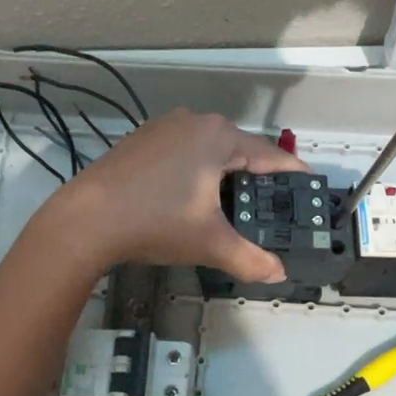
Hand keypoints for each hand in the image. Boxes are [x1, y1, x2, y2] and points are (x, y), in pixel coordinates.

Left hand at [44, 111, 308, 282]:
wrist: (87, 219)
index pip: (269, 155)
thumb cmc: (156, 223)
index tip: (308, 186)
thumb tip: (278, 274)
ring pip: (209, 147)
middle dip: (257, 175)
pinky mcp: (141, 139)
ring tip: (234, 203)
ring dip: (224, 171)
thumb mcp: (209, 243)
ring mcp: (164, 126)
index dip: (291, 173)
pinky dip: (196, 168)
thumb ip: (250, 258)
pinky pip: (183, 149)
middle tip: (271, 205)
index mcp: (219, 137)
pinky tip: (192, 194)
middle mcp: (195, 121)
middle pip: (239, 148)